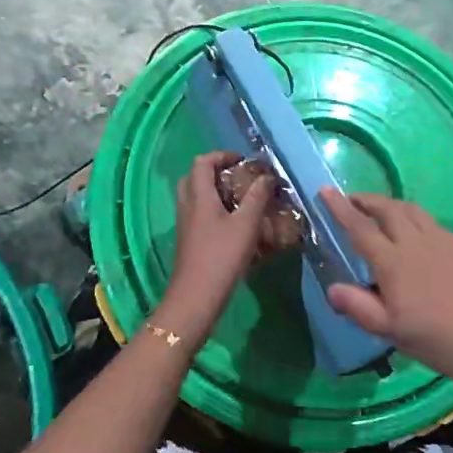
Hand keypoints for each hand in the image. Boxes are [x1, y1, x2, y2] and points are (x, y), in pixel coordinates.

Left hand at [167, 152, 273, 314]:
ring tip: (241, 201)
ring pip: (195, 198)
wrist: (197, 297)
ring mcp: (185, 225)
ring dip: (215, 193)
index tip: (243, 161)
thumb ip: (257, 197)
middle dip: (215, 173)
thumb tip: (267, 177)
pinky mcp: (188, 241)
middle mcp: (187, 206)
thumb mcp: (246, 224)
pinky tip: (235, 225)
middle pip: (194, 178)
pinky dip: (214, 211)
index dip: (222, 155)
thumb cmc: (222, 256)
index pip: (203, 162)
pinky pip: (198, 215)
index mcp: (199, 196)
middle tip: (239, 179)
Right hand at [320, 188, 452, 398]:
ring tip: (379, 210)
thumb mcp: (391, 331)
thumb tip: (332, 289)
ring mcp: (442, 242)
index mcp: (393, 261)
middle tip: (350, 199)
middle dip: (366, 200)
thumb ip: (359, 307)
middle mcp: (416, 242)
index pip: (360, 227)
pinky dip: (412, 216)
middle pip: (388, 209)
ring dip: (390, 204)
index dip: (341, 208)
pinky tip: (414, 231)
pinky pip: (429, 221)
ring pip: (412, 210)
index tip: (325, 190)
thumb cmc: (439, 339)